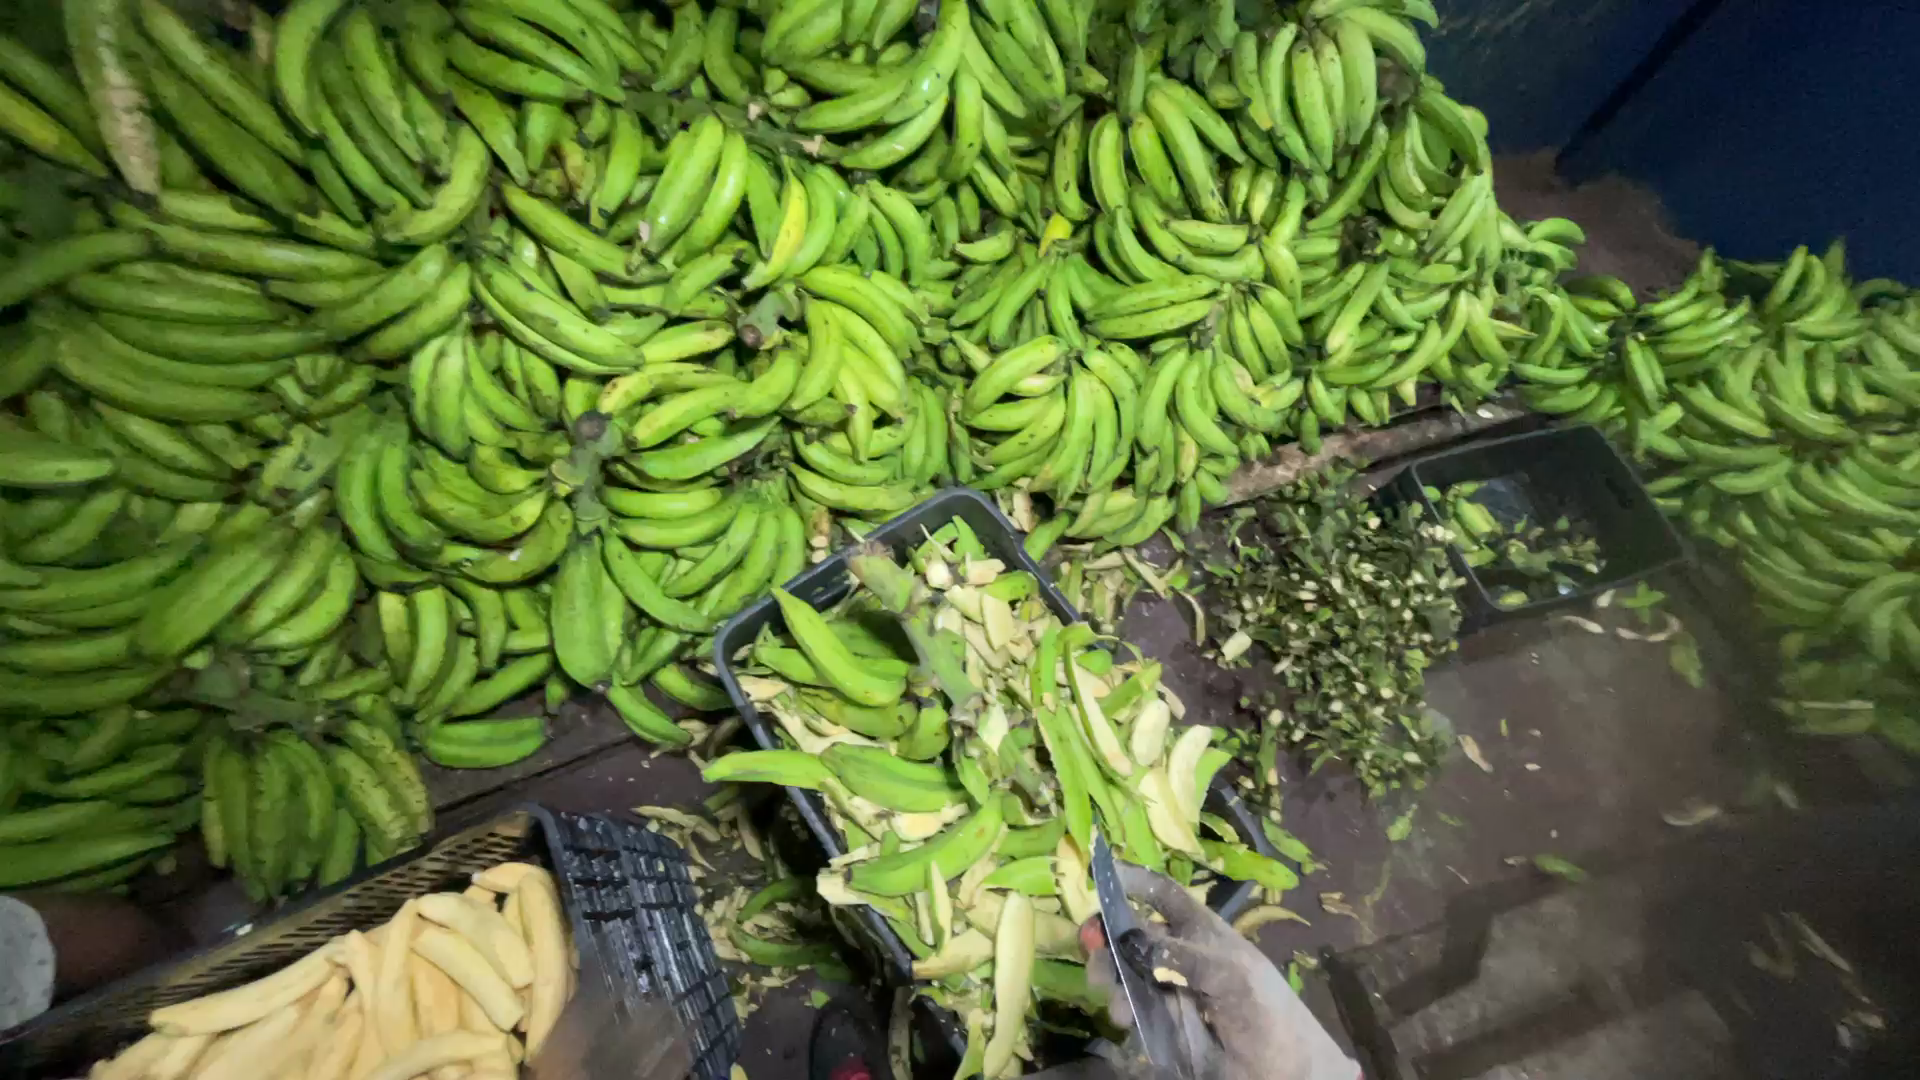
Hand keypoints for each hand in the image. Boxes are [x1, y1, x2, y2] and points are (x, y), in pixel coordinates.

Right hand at [1080, 864, 1355, 1079]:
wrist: (1285, 1071)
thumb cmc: (1265, 1007)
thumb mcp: (1229, 972)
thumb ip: (1183, 956)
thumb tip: (1130, 941)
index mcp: (1196, 928)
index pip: (1160, 892)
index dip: (1134, 879)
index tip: (1102, 875)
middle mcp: (1177, 952)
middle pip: (1131, 932)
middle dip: (1107, 936)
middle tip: (1090, 948)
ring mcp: (1168, 987)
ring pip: (1126, 970)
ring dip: (1111, 976)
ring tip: (1111, 995)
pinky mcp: (1163, 1023)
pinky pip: (1133, 1008)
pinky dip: (1122, 1009)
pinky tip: (1124, 1019)